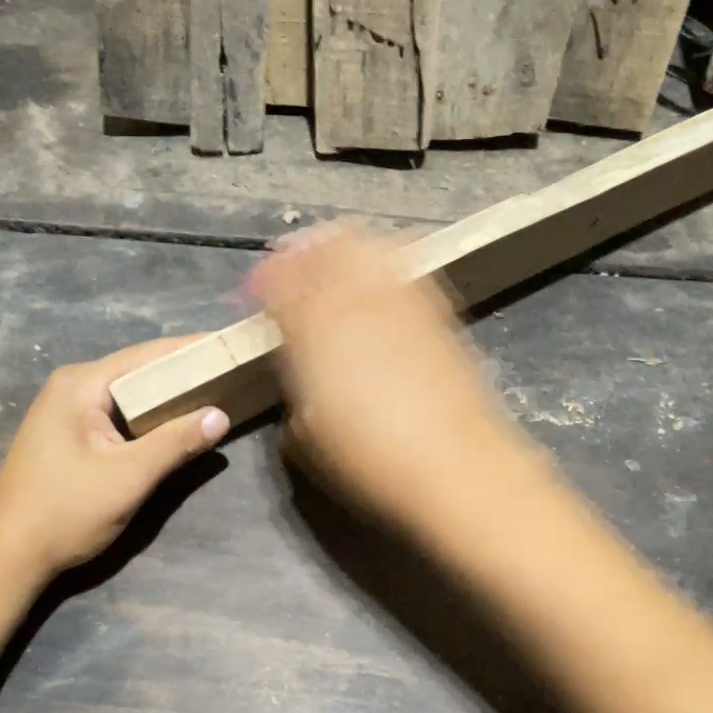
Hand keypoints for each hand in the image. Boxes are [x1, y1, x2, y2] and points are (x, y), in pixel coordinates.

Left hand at [0, 338, 228, 578]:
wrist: (9, 555)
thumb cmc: (66, 510)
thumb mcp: (128, 477)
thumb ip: (175, 443)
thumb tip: (221, 416)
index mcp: (81, 385)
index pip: (147, 356)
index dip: (192, 350)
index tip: (231, 346)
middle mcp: (72, 388)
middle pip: (139, 372)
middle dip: (184, 374)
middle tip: (231, 372)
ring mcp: (68, 412)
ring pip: (130, 397)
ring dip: (168, 399)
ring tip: (215, 394)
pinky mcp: (71, 436)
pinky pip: (119, 416)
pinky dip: (150, 419)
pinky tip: (178, 426)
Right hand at [250, 221, 533, 520]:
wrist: (456, 465)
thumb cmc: (371, 459)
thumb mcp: (308, 437)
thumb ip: (295, 397)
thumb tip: (299, 385)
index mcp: (312, 329)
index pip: (280, 281)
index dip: (265, 279)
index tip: (256, 289)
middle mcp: (356, 301)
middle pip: (326, 247)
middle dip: (305, 250)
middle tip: (293, 265)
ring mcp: (403, 301)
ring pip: (369, 246)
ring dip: (345, 248)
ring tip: (336, 263)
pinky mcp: (440, 313)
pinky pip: (404, 270)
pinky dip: (384, 266)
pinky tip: (381, 287)